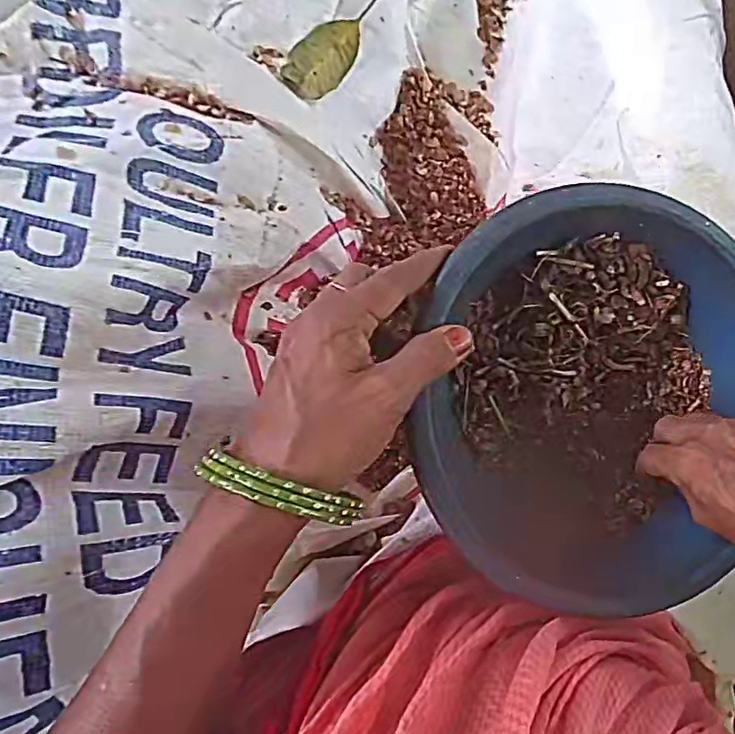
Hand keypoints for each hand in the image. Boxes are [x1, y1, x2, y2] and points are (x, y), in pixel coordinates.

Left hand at [233, 246, 470, 489]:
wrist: (275, 478)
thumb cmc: (329, 436)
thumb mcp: (387, 397)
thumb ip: (425, 358)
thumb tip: (459, 332)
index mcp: (336, 319)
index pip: (388, 279)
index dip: (423, 266)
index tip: (450, 254)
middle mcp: (314, 318)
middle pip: (363, 282)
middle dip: (400, 283)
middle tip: (438, 300)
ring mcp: (303, 338)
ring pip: (350, 304)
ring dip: (383, 307)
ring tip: (417, 327)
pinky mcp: (301, 360)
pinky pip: (340, 326)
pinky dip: (367, 327)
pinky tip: (385, 353)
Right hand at [635, 412, 734, 555]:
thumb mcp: (707, 516)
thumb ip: (686, 490)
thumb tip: (681, 482)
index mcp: (687, 462)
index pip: (650, 454)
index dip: (647, 466)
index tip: (650, 472)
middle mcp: (705, 437)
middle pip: (665, 426)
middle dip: (662, 442)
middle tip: (667, 459)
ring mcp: (729, 427)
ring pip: (690, 418)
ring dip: (685, 434)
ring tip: (692, 453)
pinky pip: (718, 422)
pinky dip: (711, 434)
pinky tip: (718, 451)